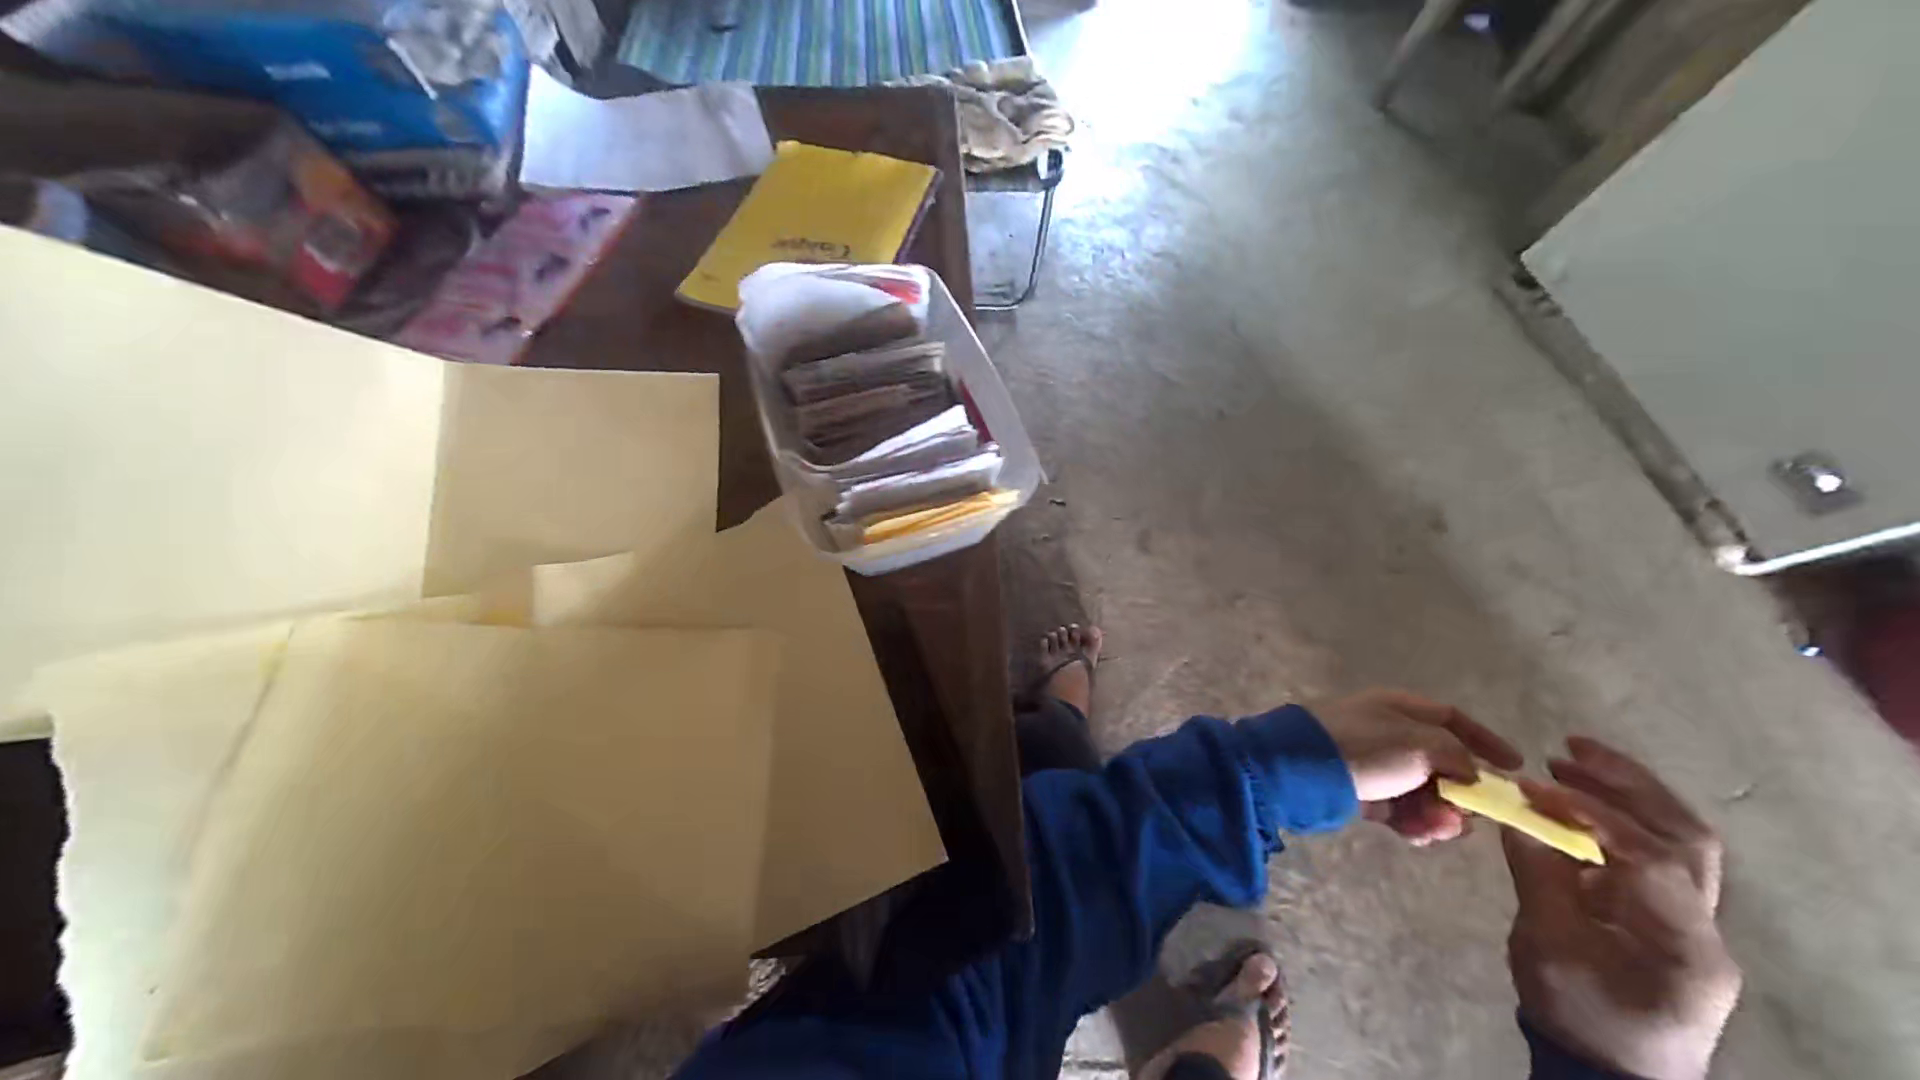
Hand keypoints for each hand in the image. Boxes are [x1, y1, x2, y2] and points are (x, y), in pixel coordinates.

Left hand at [1313, 690, 1521, 843]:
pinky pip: (1398, 809)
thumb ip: (1456, 755)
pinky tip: (1417, 835)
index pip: (1451, 718)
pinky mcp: (1359, 792)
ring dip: (1437, 814)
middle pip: (1441, 763)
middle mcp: (1387, 732)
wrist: (1299, 770)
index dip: (1485, 740)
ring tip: (1436, 827)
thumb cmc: (1363, 747)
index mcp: (1399, 708)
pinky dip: (1412, 823)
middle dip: (1461, 793)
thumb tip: (1470, 773)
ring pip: (1422, 792)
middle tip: (1466, 815)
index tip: (1516, 767)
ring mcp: (1372, 763)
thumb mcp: (1420, 743)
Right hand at [1503, 737, 1740, 1079]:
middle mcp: (1703, 923)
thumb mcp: (1547, 944)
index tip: (1531, 785)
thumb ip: (1538, 876)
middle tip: (1568, 747)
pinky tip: (1578, 797)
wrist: (1609, 1065)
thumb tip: (1516, 815)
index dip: (1590, 812)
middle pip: (1686, 837)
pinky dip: (1618, 815)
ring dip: (1627, 792)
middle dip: (1628, 784)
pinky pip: (1652, 850)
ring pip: (1678, 838)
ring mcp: (1690, 916)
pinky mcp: (1666, 911)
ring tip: (1570, 758)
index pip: (1651, 856)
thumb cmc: (1577, 1009)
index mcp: (1682, 940)